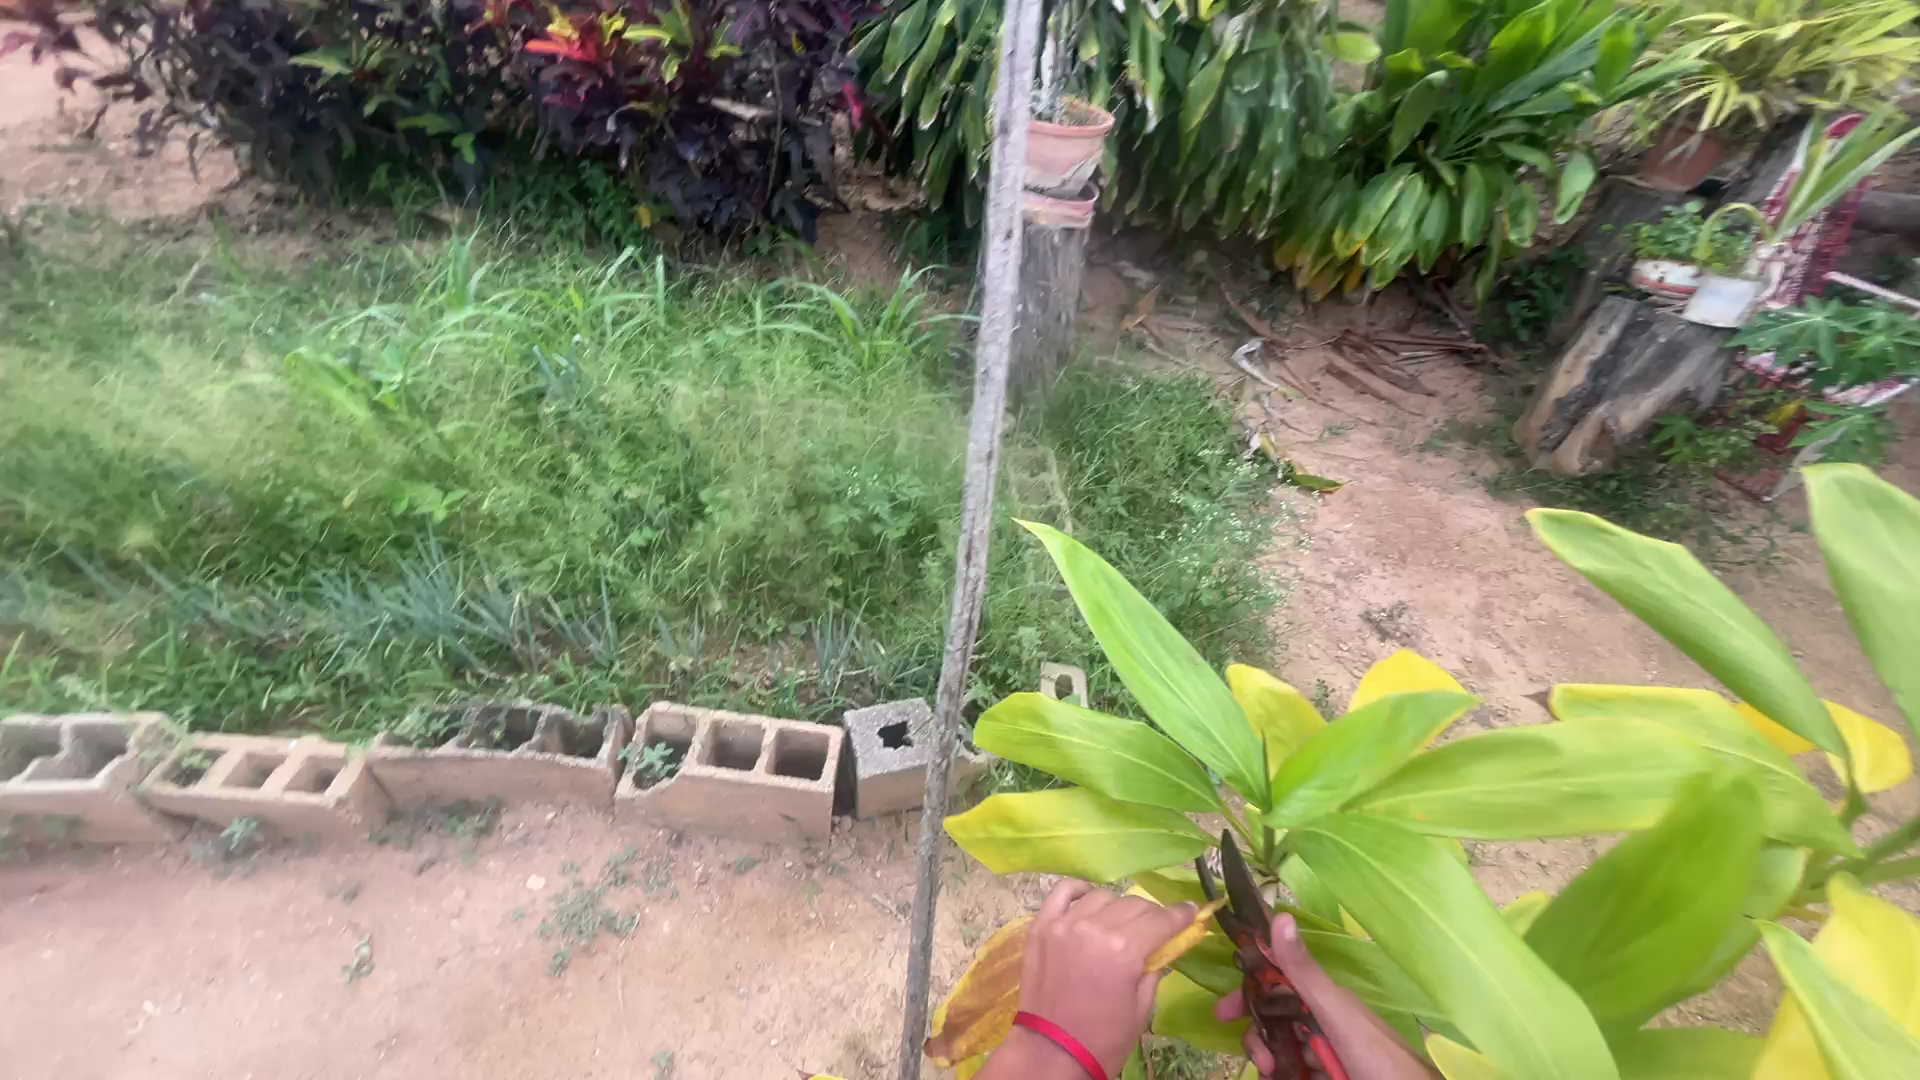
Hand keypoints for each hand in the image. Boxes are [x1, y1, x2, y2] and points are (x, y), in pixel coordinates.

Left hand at [1014, 879, 1196, 1076]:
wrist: (1051, 1053)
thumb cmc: (1103, 1039)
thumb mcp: (1142, 1009)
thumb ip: (1154, 969)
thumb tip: (1162, 946)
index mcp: (1124, 950)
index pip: (1160, 920)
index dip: (1180, 914)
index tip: (1190, 910)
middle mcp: (1095, 927)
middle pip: (1132, 904)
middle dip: (1151, 913)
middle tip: (1157, 924)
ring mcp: (1064, 922)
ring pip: (1101, 896)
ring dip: (1117, 905)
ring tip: (1121, 920)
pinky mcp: (1042, 925)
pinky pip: (1062, 892)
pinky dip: (1079, 890)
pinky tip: (1088, 899)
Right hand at [1214, 914, 1433, 1079]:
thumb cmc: (1380, 1061)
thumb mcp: (1337, 1014)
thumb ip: (1304, 971)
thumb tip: (1279, 914)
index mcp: (1325, 1000)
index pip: (1275, 985)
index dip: (1248, 994)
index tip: (1223, 1013)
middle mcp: (1325, 1024)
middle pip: (1277, 1023)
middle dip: (1258, 1039)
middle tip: (1258, 1061)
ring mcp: (1331, 1057)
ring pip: (1286, 1052)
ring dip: (1272, 1062)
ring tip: (1274, 1075)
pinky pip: (1300, 1074)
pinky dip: (1287, 1077)